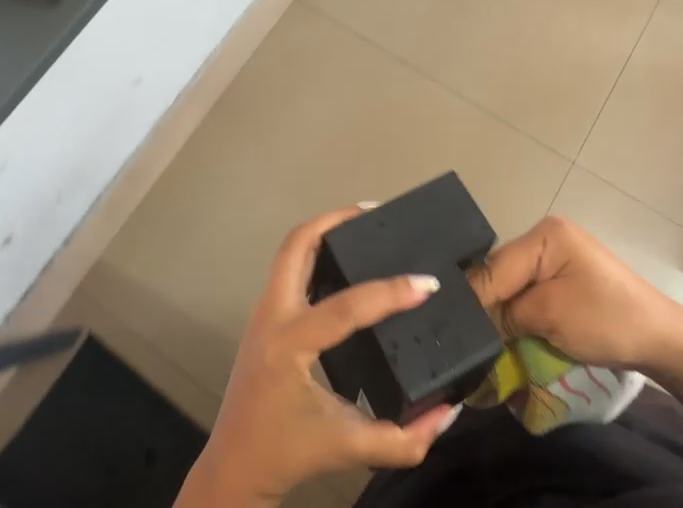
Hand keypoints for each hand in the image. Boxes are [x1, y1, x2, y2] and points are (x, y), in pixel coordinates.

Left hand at [181, 206, 461, 506]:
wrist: (234, 469)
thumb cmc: (289, 453)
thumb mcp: (350, 448)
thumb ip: (404, 438)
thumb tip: (449, 412)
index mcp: (290, 345)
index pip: (346, 305)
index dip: (391, 293)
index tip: (428, 284)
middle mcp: (272, 318)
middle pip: (296, 245)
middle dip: (335, 220)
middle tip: (377, 213)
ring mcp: (263, 314)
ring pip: (289, 253)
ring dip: (324, 232)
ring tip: (364, 226)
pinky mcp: (265, 319)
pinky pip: (290, 271)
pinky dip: (316, 253)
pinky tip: (346, 262)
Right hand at [466, 216, 682, 373]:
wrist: (660, 339)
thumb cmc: (606, 320)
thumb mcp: (550, 315)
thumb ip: (506, 314)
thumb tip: (471, 323)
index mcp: (544, 235)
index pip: (493, 268)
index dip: (473, 302)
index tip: (449, 330)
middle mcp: (545, 238)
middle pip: (499, 275)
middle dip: (483, 307)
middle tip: (459, 338)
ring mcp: (555, 259)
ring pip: (510, 286)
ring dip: (498, 314)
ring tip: (475, 340)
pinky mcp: (562, 280)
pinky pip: (526, 294)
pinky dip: (516, 315)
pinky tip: (503, 334)